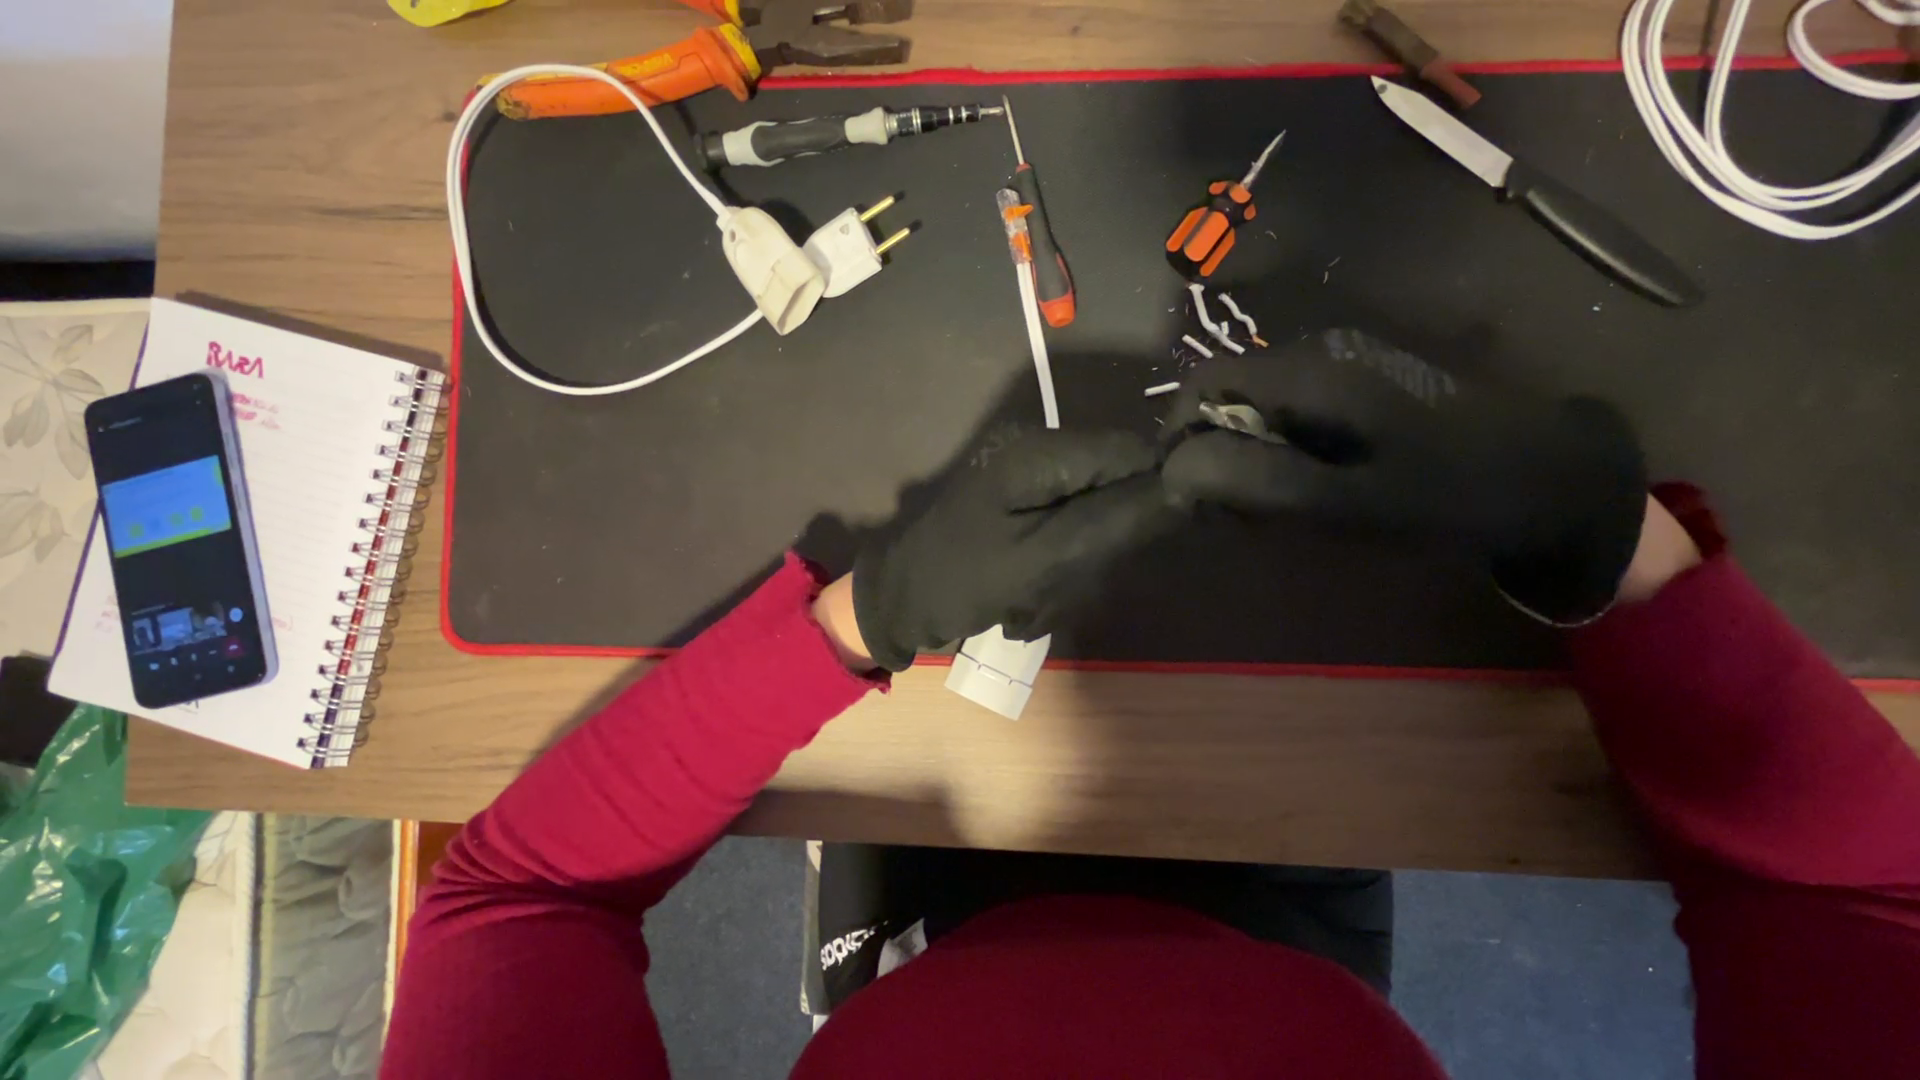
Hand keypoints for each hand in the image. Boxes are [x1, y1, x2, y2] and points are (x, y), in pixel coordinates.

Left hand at [851, 426, 1173, 670]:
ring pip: (1093, 514)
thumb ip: (1112, 519)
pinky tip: (1026, 601)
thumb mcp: (1045, 556)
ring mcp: (1029, 483)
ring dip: (1077, 565)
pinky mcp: (1022, 509)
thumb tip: (1181, 487)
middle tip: (1072, 582)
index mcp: (1044, 453)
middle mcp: (1040, 455)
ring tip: (1038, 599)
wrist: (898, 602)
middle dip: (1107, 539)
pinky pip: (1065, 534)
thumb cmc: (964, 579)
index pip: (1133, 452)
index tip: (1137, 546)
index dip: (1152, 494)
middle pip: (1116, 482)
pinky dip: (1056, 572)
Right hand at [1161, 329, 1646, 623]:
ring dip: (1244, 452)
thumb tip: (1175, 470)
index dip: (1179, 436)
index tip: (1184, 493)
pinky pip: (1292, 411)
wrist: (1554, 476)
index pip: (1205, 385)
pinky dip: (1278, 449)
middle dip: (1212, 449)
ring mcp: (1343, 364)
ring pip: (1257, 404)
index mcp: (1310, 374)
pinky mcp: (1362, 382)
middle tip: (1230, 511)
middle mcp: (1318, 353)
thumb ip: (1259, 482)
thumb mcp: (1349, 502)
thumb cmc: (1448, 494)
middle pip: (1228, 392)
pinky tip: (1307, 486)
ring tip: (1266, 507)